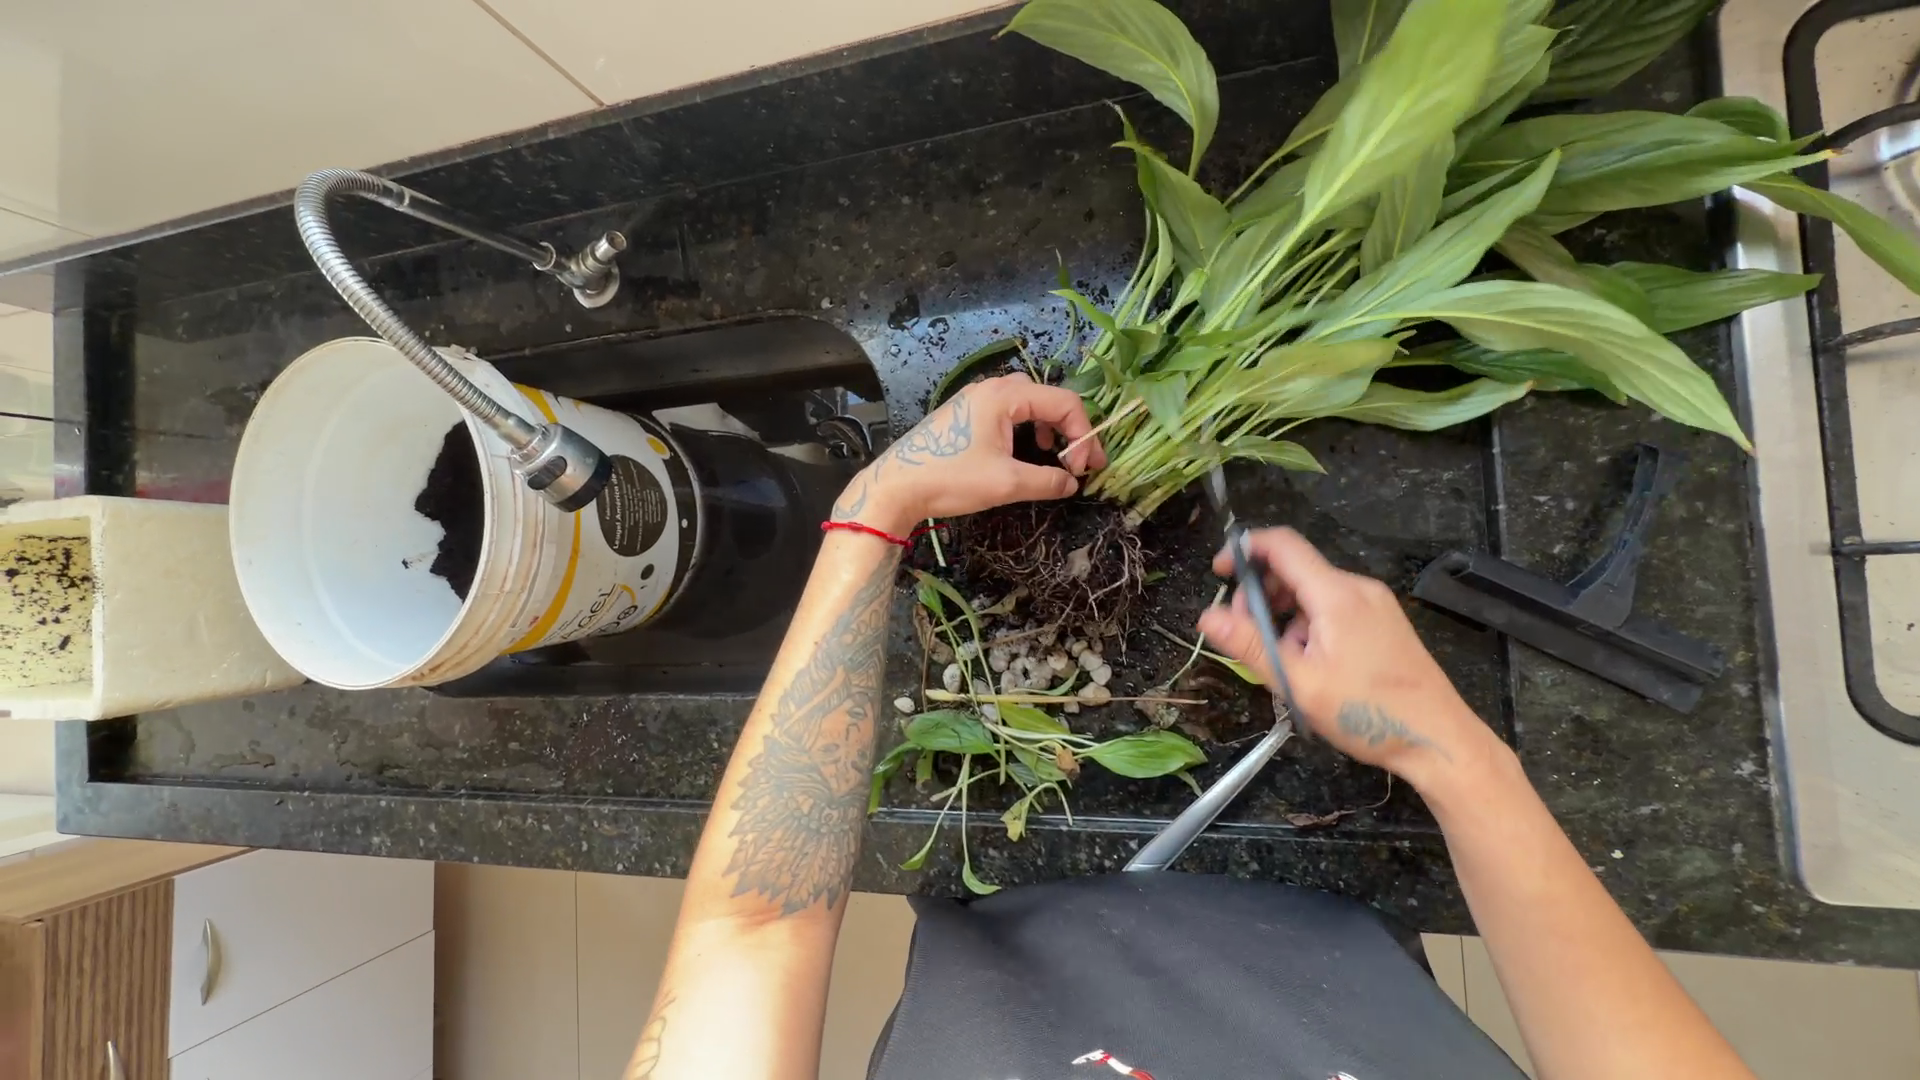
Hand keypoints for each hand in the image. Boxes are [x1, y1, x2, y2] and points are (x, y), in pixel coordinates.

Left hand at [832, 373, 1106, 532]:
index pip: (1064, 403)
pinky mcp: (964, 415)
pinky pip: (1006, 413)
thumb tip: (1072, 483)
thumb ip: (1047, 481)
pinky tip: (1022, 453)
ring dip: (1047, 429)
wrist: (896, 487)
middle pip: (1047, 398)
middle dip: (1069, 429)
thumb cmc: (951, 479)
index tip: (1086, 469)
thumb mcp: (1006, 484)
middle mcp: (991, 388)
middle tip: (1079, 462)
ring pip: (1026, 405)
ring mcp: (975, 400)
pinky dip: (1024, 430)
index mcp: (1004, 395)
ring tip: (1053, 457)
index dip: (1083, 435)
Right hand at [1195, 527, 1503, 791]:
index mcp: (1336, 595)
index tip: (1219, 572)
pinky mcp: (1381, 623)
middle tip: (1245, 634)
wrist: (1440, 742)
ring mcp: (1374, 605)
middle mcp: (1357, 589)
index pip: (1282, 545)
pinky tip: (1307, 663)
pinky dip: (1305, 624)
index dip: (1244, 549)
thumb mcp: (1298, 682)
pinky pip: (1331, 608)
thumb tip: (1206, 616)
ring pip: (1310, 591)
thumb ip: (1249, 645)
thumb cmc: (1367, 713)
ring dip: (1281, 613)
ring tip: (1279, 658)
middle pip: (1293, 569)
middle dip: (1259, 593)